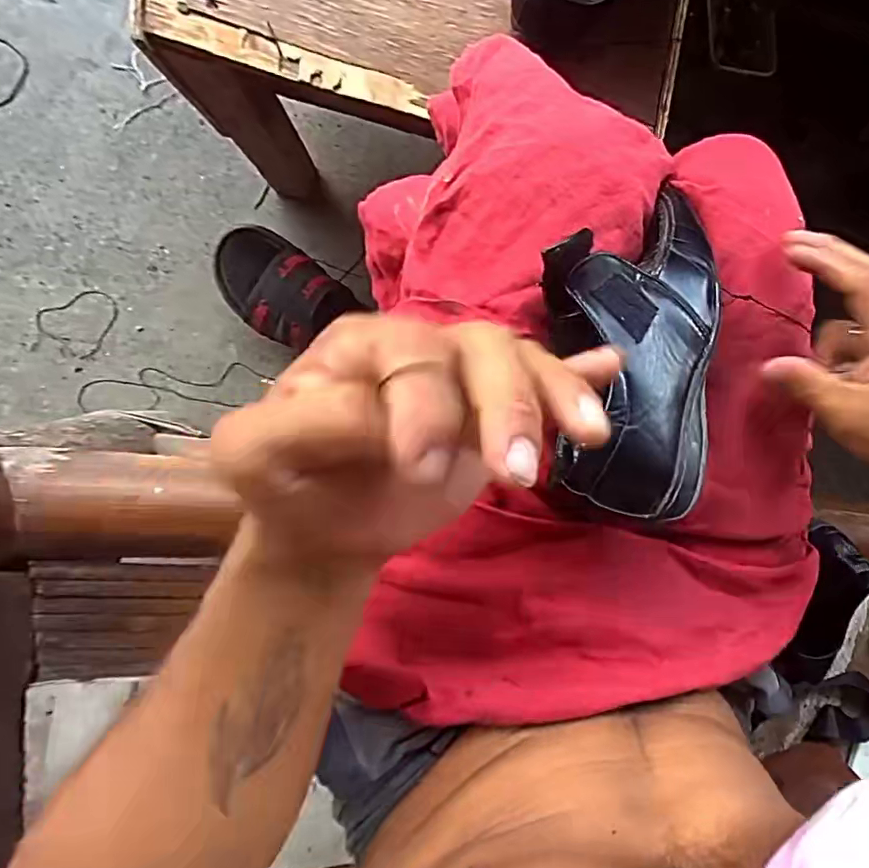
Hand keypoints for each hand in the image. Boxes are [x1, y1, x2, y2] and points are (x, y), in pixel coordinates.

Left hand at [210, 314, 620, 569]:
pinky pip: (546, 376)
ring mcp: (466, 376)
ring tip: (588, 436)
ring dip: (557, 396)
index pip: (411, 358)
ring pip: (522, 362)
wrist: (327, 520)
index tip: (422, 470)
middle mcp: (422, 347)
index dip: (424, 411)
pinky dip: (580, 374)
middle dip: (506, 408)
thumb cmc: (294, 486)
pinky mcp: (496, 409)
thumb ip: (295, 421)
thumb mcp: (256, 457)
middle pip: (483, 351)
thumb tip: (375, 407)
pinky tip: (612, 366)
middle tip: (516, 475)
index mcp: (361, 346)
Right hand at [761, 232, 868, 550]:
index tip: (791, 247)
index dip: (825, 259)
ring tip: (825, 381)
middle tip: (792, 244)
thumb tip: (769, 366)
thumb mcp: (846, 412)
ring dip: (829, 341)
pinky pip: (858, 342)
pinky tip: (835, 384)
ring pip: (853, 322)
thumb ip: (806, 384)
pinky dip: (838, 355)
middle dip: (828, 259)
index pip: (861, 281)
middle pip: (864, 280)